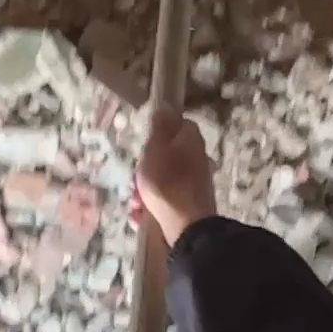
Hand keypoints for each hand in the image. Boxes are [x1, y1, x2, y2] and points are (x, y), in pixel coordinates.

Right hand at [137, 106, 217, 246]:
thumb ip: (160, 127)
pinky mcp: (190, 203)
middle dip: (145, 169)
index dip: (159, 133)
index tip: (144, 144)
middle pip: (167, 155)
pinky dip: (152, 205)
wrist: (186, 226)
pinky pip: (166, 197)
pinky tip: (140, 216)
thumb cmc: (166, 183)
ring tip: (135, 204)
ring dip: (144, 190)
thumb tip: (166, 105)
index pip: (179, 125)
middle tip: (134, 180)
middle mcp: (197, 158)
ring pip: (163, 178)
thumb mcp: (156, 149)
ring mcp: (195, 182)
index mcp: (191, 140)